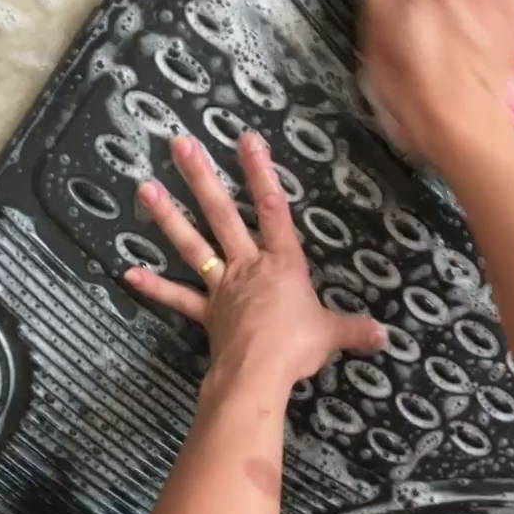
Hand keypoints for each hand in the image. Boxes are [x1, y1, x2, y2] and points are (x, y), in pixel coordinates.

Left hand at [125, 132, 386, 394]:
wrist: (258, 374)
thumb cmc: (296, 347)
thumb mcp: (332, 334)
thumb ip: (355, 330)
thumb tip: (384, 335)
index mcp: (282, 263)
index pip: (273, 209)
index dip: (261, 172)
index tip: (246, 139)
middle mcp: (248, 265)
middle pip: (222, 215)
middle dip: (201, 178)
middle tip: (179, 144)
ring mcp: (223, 287)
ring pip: (193, 245)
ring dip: (167, 216)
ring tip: (144, 187)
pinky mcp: (207, 312)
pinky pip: (179, 297)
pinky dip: (155, 287)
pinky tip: (129, 272)